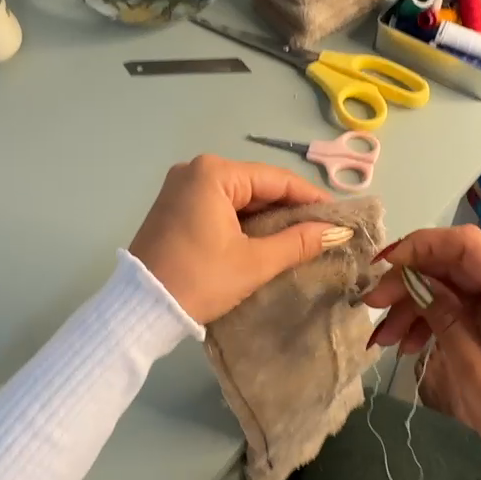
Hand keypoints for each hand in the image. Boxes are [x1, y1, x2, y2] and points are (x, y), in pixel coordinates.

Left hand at [129, 155, 346, 324]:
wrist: (140, 310)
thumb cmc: (199, 280)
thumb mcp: (254, 262)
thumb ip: (298, 242)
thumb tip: (337, 231)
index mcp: (213, 173)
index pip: (276, 179)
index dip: (311, 198)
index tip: (340, 217)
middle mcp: (195, 169)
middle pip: (257, 184)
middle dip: (289, 208)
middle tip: (324, 229)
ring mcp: (182, 187)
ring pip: (239, 196)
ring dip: (268, 216)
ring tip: (302, 237)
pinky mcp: (175, 206)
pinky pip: (220, 205)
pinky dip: (244, 220)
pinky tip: (267, 238)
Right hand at [365, 226, 480, 479]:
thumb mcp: (477, 379)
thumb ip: (447, 321)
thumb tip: (414, 279)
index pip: (468, 246)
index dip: (421, 246)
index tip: (382, 268)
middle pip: (456, 264)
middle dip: (409, 279)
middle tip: (372, 307)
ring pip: (454, 284)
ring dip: (416, 302)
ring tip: (385, 338)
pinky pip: (466, 304)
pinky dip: (434, 316)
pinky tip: (409, 343)